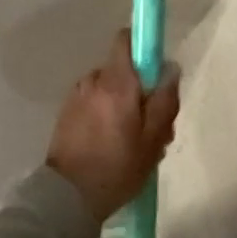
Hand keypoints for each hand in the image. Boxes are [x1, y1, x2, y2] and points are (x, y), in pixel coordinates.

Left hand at [46, 28, 180, 220]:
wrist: (67, 197)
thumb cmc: (117, 167)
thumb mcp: (153, 139)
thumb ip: (164, 100)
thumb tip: (170, 67)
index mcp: (116, 82)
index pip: (125, 40)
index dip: (142, 49)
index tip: (155, 74)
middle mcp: (93, 81)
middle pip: (122, 71)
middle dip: (139, 91)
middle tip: (153, 128)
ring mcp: (76, 96)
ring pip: (108, 90)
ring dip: (121, 107)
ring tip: (133, 144)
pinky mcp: (66, 114)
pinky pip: (93, 104)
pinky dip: (104, 116)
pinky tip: (112, 147)